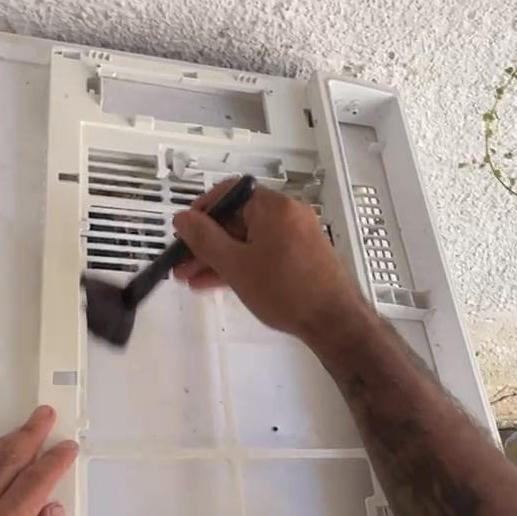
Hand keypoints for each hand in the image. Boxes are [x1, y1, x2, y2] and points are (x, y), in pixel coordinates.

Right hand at [172, 178, 369, 343]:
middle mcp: (287, 214)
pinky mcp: (301, 256)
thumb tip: (183, 219)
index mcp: (272, 206)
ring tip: (193, 280)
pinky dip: (243, 264)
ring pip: (249, 240)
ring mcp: (297, 235)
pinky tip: (219, 282)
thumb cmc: (285, 290)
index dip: (202, 211)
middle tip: (183, 265)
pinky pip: (264, 252)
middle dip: (206, 244)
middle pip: (237, 220)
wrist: (333, 321)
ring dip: (221, 258)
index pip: (229, 193)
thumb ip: (204, 239)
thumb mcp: (235, 265)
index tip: (184, 233)